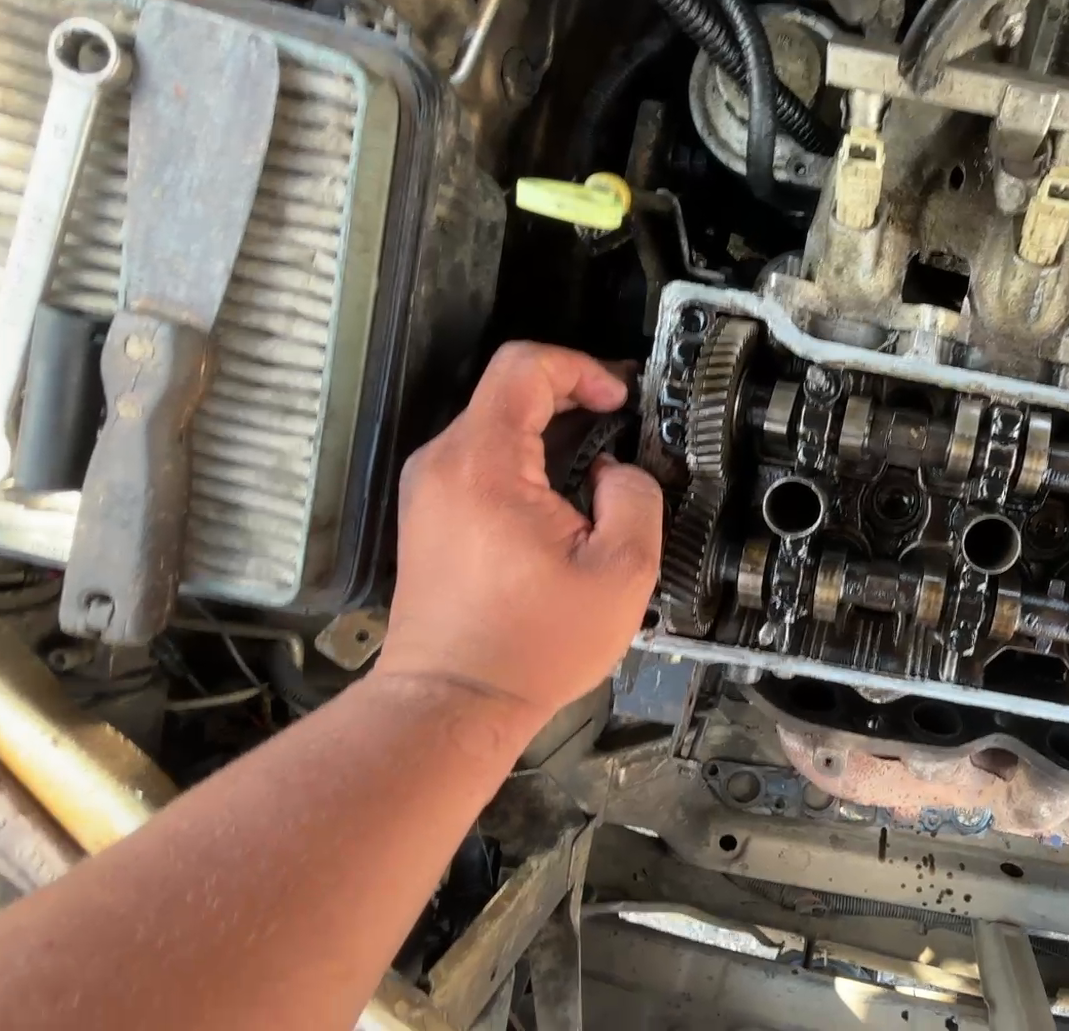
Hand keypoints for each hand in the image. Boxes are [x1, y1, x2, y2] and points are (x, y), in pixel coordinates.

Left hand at [377, 342, 661, 721]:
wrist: (456, 700)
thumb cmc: (533, 645)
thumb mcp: (623, 570)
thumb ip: (635, 496)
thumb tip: (615, 473)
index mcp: (485, 465)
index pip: (525, 367)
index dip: (584, 368)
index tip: (620, 402)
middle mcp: (445, 466)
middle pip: (511, 392)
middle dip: (576, 400)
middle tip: (624, 429)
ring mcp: (433, 490)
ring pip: (500, 426)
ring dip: (556, 434)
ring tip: (602, 470)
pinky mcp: (435, 515)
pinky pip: (487, 461)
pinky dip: (533, 462)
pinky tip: (567, 501)